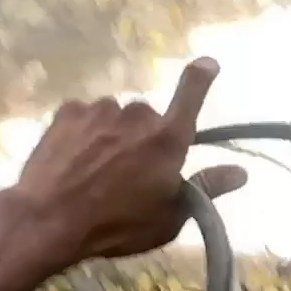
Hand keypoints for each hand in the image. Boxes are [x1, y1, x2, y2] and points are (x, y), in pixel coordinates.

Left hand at [7, 58, 246, 265]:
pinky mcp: (68, 111)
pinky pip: (85, 118)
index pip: (192, 94)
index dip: (202, 77)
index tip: (208, 64)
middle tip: (130, 176)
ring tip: (96, 174)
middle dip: (143, 140)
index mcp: (168, 139)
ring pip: (115, 119)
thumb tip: (241, 172)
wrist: (50, 219)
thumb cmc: (117, 226)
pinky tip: (74, 163)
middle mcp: (137, 115)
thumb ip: (205, 189)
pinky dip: (84, 136)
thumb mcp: (169, 218)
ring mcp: (100, 109)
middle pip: (148, 120)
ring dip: (112, 138)